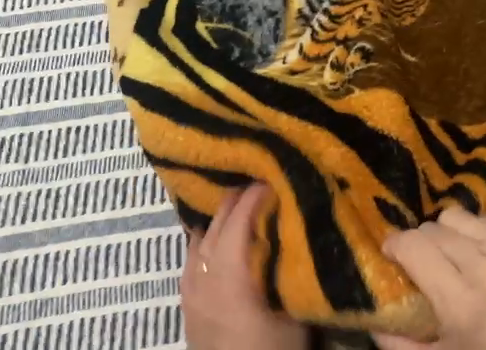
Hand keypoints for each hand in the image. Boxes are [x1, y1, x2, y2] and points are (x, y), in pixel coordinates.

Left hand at [182, 184, 308, 349]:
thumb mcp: (294, 311)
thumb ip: (291, 264)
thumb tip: (300, 226)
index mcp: (228, 271)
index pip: (239, 216)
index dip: (257, 192)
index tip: (276, 175)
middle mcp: (203, 273)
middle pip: (217, 221)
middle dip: (239, 198)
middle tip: (263, 183)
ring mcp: (189, 289)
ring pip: (201, 236)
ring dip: (221, 217)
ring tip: (242, 206)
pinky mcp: (185, 304)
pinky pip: (192, 257)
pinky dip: (206, 240)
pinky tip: (218, 239)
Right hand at [374, 208, 485, 349]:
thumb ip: (399, 343)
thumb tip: (372, 313)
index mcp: (462, 305)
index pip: (415, 246)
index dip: (394, 245)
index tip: (389, 255)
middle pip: (434, 229)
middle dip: (418, 243)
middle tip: (418, 264)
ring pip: (458, 217)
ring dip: (445, 234)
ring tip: (446, 257)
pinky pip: (485, 221)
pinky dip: (472, 233)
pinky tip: (473, 255)